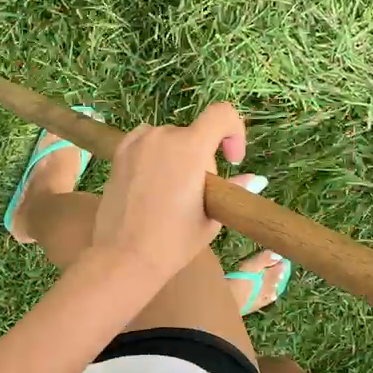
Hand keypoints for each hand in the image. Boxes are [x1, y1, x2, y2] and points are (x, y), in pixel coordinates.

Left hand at [92, 103, 246, 279]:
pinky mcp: (118, 156)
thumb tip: (255, 180)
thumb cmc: (173, 243)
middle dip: (201, 158)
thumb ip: (231, 190)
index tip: (232, 160)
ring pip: (168, 140)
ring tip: (172, 192)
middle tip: (196, 194)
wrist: (124, 258)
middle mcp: (162, 137)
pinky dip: (154, 156)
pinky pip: (144, 144)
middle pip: (194, 135)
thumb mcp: (209, 219)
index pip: (222, 114)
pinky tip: (152, 184)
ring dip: (177, 157)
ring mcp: (136, 144)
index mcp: (190, 148)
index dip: (234, 132)